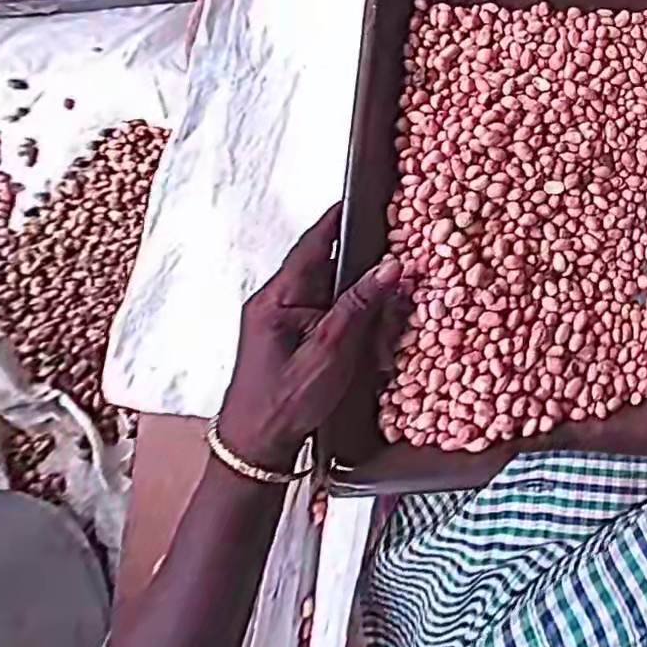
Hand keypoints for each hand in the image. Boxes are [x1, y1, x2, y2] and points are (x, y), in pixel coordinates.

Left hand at [214, 203, 407, 468]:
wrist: (253, 450)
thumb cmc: (285, 402)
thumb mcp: (329, 352)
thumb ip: (360, 305)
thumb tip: (392, 266)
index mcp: (277, 299)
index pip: (312, 245)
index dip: (337, 218)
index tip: (360, 196)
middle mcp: (277, 301)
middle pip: (325, 264)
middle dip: (360, 259)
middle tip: (393, 247)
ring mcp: (283, 318)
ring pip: (330, 288)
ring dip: (358, 292)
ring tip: (387, 294)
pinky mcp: (293, 333)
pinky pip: (328, 309)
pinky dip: (351, 312)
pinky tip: (371, 325)